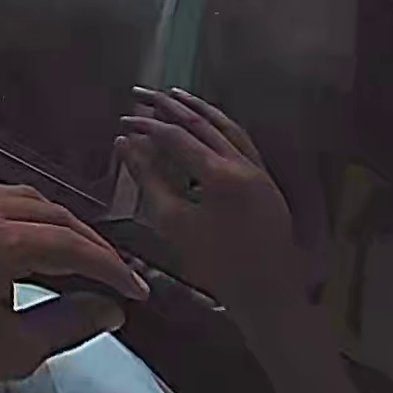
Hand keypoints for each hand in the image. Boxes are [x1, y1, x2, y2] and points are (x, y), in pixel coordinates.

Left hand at [0, 184, 149, 392]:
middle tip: (116, 276)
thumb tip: (109, 308)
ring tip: (85, 258)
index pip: (70, 243)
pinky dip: (32, 213)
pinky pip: (4, 196)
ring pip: (30, 198)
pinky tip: (43, 239)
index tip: (135, 289)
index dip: (109, 266)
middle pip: (53, 213)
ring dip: (61, 223)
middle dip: (90, 243)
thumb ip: (68, 323)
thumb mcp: (11, 349)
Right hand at [118, 89, 301, 312]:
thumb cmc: (216, 265)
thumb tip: (124, 143)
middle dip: (167, 106)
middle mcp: (243, 164)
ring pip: (225, 126)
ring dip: (196, 108)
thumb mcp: (173, 221)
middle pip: (200, 123)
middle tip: (140, 92)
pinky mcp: (265, 180)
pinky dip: (219, 124)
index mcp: (221, 175)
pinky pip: (240, 140)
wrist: (268, 299)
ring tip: (173, 94)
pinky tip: (206, 120)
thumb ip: (147, 177)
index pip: (175, 137)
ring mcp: (258, 171)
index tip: (123, 122)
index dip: (146, 126)